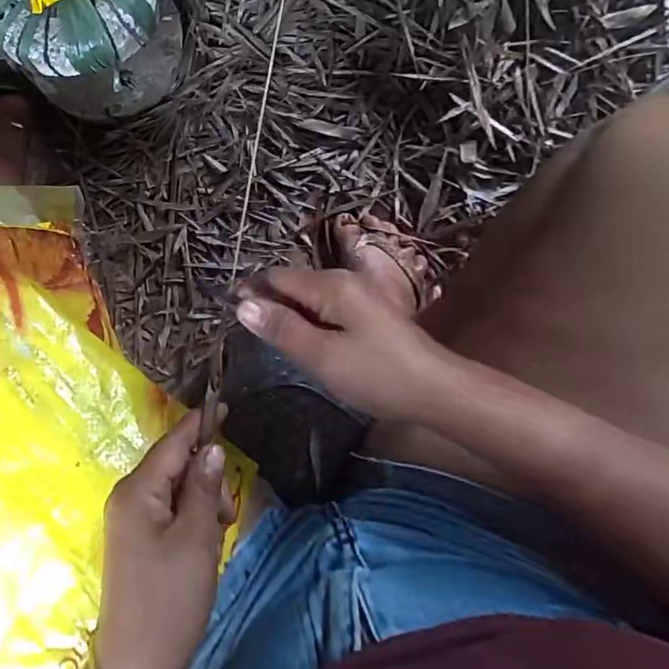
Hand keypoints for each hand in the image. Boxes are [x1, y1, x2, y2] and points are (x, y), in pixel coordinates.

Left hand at [94, 408, 235, 668]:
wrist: (136, 666)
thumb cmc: (170, 599)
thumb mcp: (197, 539)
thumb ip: (205, 488)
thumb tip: (211, 448)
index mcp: (136, 489)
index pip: (172, 443)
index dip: (199, 424)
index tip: (223, 404)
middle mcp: (127, 496)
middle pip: (173, 465)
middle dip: (205, 479)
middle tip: (227, 514)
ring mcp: (128, 518)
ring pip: (173, 489)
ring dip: (201, 502)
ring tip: (218, 535)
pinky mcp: (134, 538)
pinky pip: (167, 510)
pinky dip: (190, 518)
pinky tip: (204, 544)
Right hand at [234, 267, 463, 422]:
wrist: (437, 391)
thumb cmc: (377, 374)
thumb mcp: (322, 356)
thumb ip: (281, 329)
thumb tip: (243, 306)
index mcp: (331, 285)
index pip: (278, 277)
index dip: (252, 292)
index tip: (231, 314)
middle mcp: (344, 281)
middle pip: (294, 284)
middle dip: (269, 303)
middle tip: (251, 336)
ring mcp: (359, 296)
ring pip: (310, 298)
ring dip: (289, 315)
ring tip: (274, 342)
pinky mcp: (369, 313)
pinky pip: (327, 309)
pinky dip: (310, 323)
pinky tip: (307, 345)